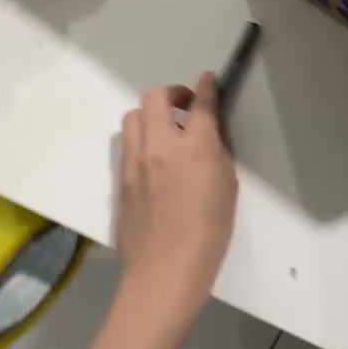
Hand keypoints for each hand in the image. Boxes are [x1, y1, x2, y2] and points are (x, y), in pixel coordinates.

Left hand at [117, 73, 237, 314]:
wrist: (166, 269)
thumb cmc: (211, 229)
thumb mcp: (227, 183)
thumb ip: (216, 152)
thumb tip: (208, 135)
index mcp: (195, 148)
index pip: (201, 105)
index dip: (206, 87)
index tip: (208, 79)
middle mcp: (160, 148)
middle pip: (155, 99)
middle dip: (173, 94)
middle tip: (188, 106)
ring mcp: (134, 164)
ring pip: (133, 118)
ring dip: (152, 115)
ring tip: (169, 131)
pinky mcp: (120, 181)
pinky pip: (127, 146)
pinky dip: (141, 140)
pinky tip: (156, 159)